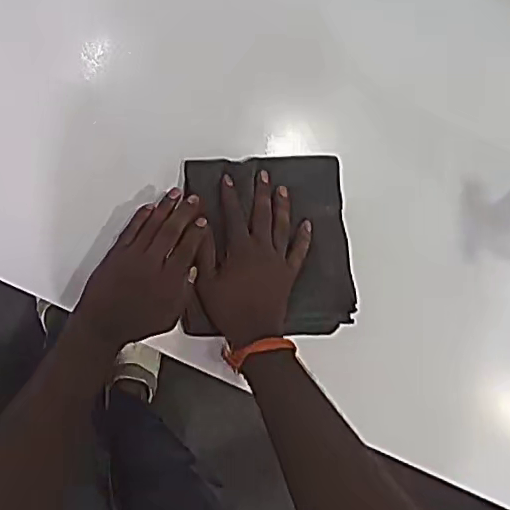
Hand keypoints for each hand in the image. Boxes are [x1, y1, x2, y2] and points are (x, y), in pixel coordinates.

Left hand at [73, 189, 208, 349]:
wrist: (103, 322)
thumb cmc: (135, 322)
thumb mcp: (170, 315)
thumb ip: (184, 292)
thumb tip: (192, 271)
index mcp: (169, 281)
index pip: (188, 249)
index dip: (197, 232)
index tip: (204, 220)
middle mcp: (152, 264)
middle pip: (172, 231)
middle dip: (185, 212)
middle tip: (193, 199)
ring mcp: (133, 256)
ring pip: (152, 225)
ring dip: (165, 208)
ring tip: (175, 194)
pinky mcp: (117, 252)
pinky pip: (132, 229)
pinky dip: (141, 216)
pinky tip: (150, 208)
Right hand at [195, 168, 312, 347]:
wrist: (255, 333)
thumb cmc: (228, 308)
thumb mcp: (205, 279)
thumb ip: (203, 250)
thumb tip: (202, 225)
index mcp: (240, 249)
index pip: (233, 214)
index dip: (229, 194)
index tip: (228, 179)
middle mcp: (261, 249)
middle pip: (261, 214)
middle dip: (260, 192)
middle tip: (262, 175)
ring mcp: (277, 260)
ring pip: (281, 226)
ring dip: (281, 206)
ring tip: (282, 190)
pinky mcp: (288, 273)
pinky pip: (299, 251)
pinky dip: (304, 237)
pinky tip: (307, 225)